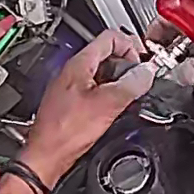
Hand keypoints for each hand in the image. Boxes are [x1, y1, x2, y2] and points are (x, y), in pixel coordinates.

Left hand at [19, 30, 155, 182]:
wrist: (47, 155)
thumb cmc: (65, 132)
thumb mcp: (107, 104)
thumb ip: (130, 85)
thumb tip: (147, 72)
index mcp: (79, 65)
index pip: (109, 38)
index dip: (131, 46)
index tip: (143, 62)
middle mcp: (72, 72)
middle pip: (106, 53)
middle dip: (127, 63)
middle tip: (140, 77)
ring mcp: (70, 87)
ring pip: (101, 72)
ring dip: (118, 79)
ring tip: (129, 93)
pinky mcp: (71, 102)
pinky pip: (94, 89)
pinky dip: (108, 93)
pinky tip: (113, 107)